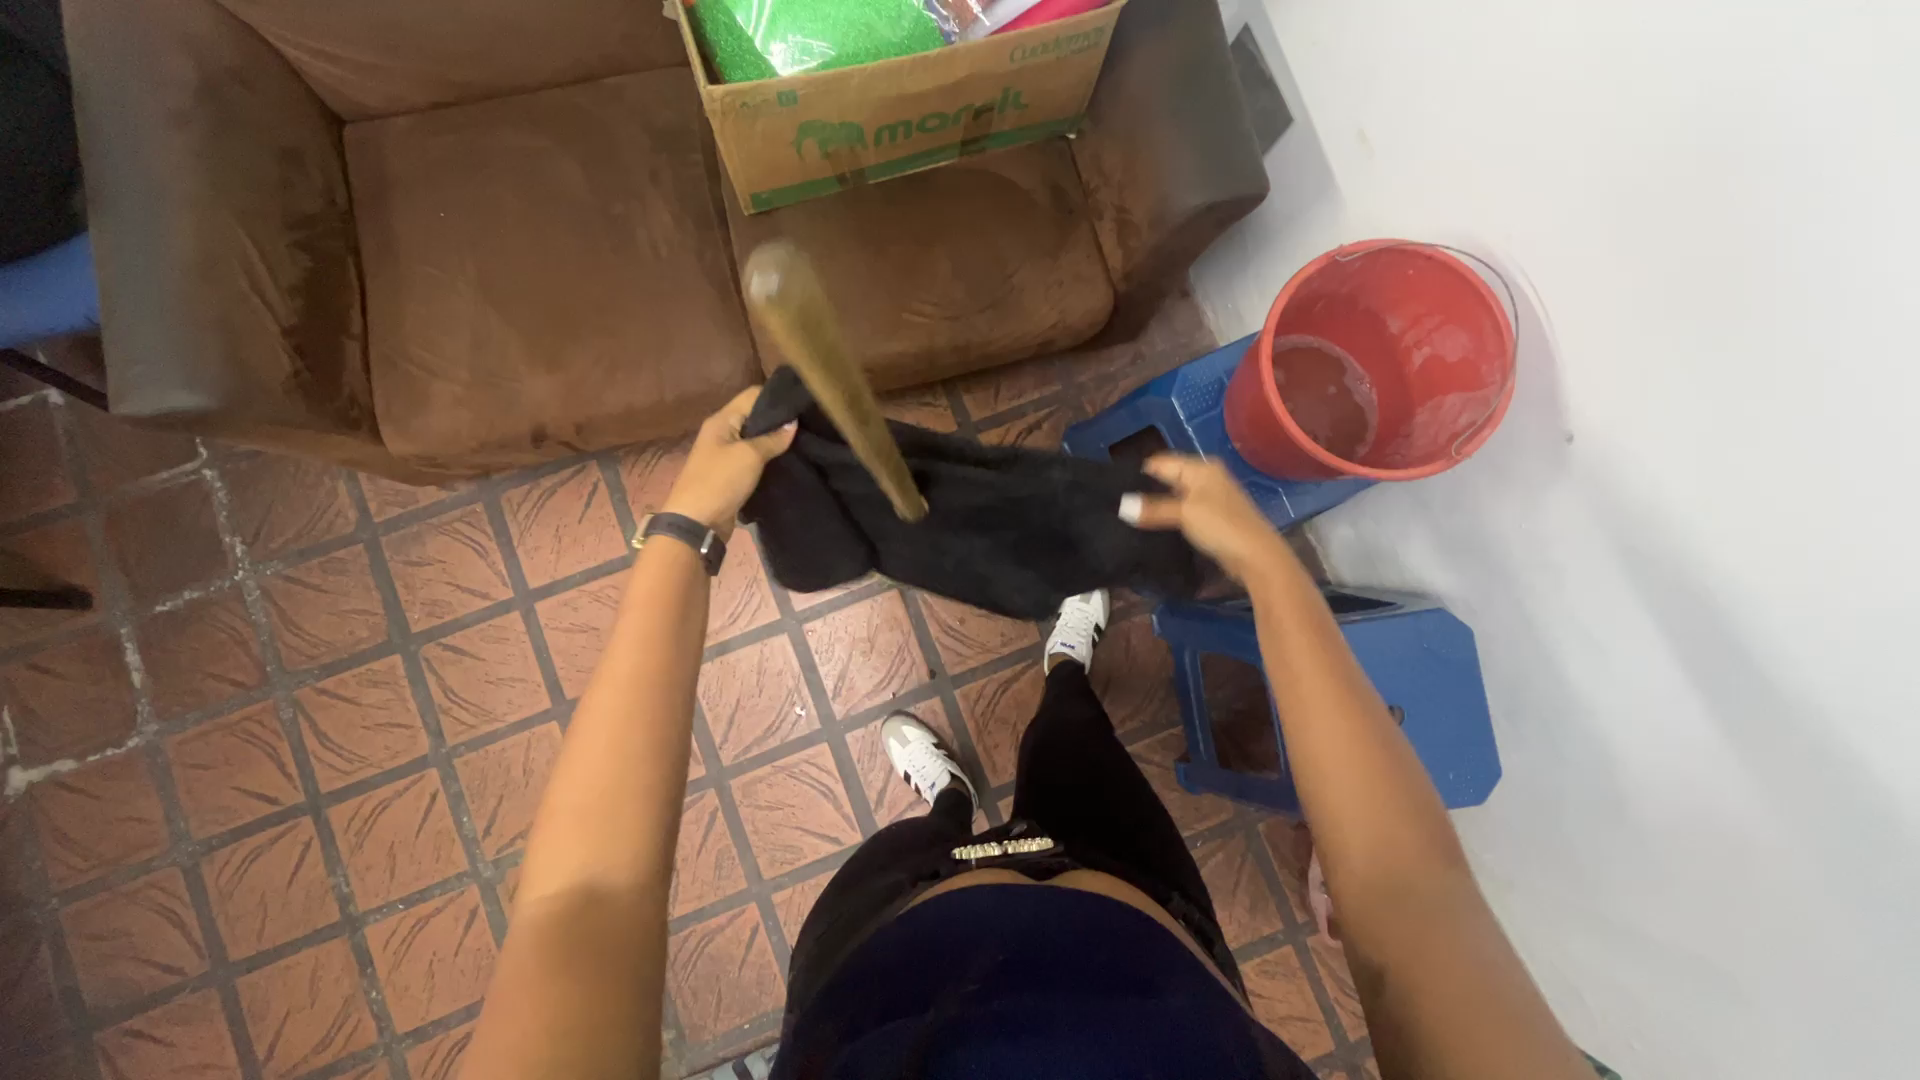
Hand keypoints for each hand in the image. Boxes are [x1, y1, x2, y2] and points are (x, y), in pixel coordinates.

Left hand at [659, 387, 796, 539]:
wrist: (697, 523)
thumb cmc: (720, 481)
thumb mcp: (750, 456)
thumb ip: (773, 438)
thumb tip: (793, 422)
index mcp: (722, 420)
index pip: (753, 395)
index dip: (777, 398)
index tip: (802, 407)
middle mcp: (723, 432)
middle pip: (755, 417)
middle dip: (779, 421)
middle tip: (808, 427)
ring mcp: (726, 454)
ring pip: (756, 439)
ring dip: (775, 443)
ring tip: (803, 444)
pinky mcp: (731, 474)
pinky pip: (754, 459)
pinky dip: (768, 460)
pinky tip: (787, 463)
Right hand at [1120, 454, 1294, 583]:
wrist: (1256, 556)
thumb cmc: (1221, 526)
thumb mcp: (1184, 513)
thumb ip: (1152, 509)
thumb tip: (1122, 506)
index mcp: (1201, 467)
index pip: (1160, 462)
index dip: (1138, 473)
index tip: (1114, 488)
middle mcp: (1205, 476)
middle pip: (1167, 477)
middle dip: (1144, 490)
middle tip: (1117, 503)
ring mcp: (1209, 496)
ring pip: (1173, 495)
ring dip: (1155, 505)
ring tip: (1128, 515)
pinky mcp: (1210, 516)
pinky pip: (1181, 509)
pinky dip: (1168, 515)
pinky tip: (1151, 526)